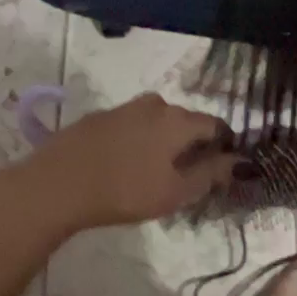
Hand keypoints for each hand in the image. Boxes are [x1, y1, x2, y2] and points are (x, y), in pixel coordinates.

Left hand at [8, 93, 239, 231]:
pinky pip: (132, 126)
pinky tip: (125, 166)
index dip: (224, 146)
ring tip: (153, 173)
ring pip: (157, 123)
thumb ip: (210, 173)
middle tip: (186, 178)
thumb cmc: (125, 190)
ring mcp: (125, 107)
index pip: (216, 125)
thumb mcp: (175, 191)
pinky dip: (137, 141)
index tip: (220, 170)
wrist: (58, 184)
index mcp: (178, 119)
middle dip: (192, 145)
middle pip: (186, 122)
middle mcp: (156, 104)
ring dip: (163, 143)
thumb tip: (239, 160)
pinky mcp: (100, 117)